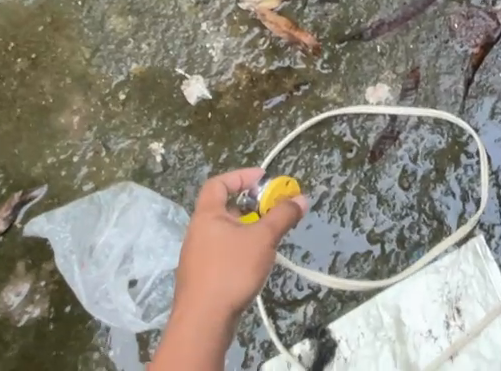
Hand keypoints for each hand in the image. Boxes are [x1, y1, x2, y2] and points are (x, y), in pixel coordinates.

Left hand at [152, 168, 307, 369]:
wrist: (203, 324)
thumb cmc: (231, 271)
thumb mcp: (264, 238)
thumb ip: (283, 215)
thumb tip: (302, 198)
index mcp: (207, 217)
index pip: (218, 183)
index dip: (241, 176)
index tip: (264, 179)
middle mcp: (198, 233)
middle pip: (224, 207)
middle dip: (251, 204)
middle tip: (273, 208)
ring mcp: (197, 257)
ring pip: (225, 231)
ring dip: (248, 227)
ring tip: (270, 235)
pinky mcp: (202, 277)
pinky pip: (223, 251)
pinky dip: (241, 247)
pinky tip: (256, 261)